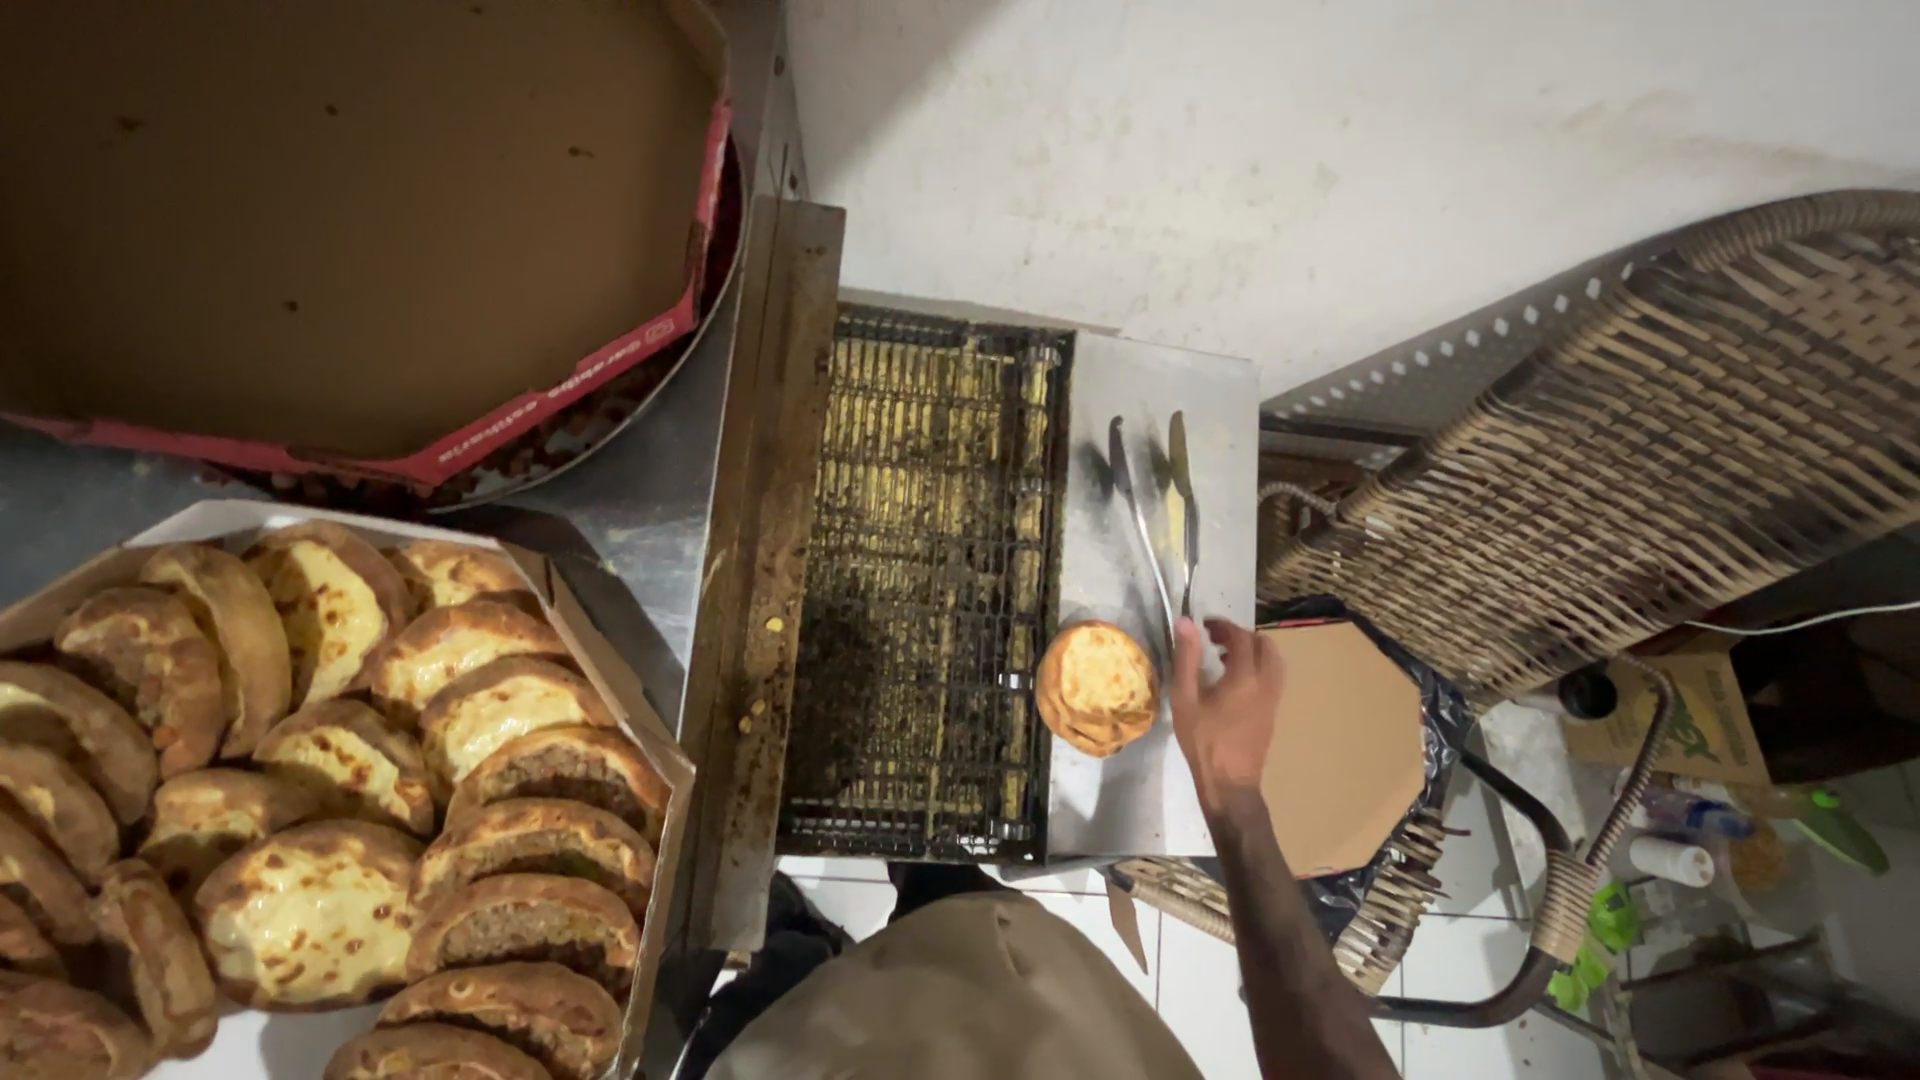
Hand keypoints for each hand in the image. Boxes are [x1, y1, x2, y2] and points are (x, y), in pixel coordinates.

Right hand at [1172, 616, 1282, 813]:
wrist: (1229, 781)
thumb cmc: (1203, 739)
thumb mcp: (1185, 697)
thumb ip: (1186, 658)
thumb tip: (1186, 622)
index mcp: (1245, 676)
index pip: (1241, 637)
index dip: (1223, 626)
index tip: (1204, 626)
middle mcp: (1266, 683)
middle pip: (1264, 645)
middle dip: (1240, 635)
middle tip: (1215, 639)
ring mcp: (1274, 698)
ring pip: (1273, 661)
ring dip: (1252, 650)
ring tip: (1225, 657)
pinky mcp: (1273, 711)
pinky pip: (1273, 677)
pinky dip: (1258, 666)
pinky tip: (1234, 680)